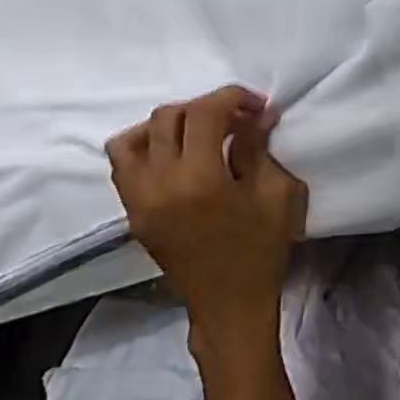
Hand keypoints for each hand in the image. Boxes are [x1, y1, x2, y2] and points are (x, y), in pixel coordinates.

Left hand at [106, 86, 307, 358]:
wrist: (229, 302)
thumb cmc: (262, 248)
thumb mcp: (276, 193)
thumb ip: (258, 149)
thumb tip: (253, 117)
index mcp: (199, 178)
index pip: (204, 113)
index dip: (233, 98)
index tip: (258, 106)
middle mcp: (158, 183)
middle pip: (169, 117)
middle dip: (207, 107)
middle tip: (238, 119)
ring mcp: (138, 198)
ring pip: (136, 136)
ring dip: (171, 124)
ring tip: (201, 133)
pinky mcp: (131, 212)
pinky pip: (124, 164)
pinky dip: (147, 147)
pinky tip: (178, 156)